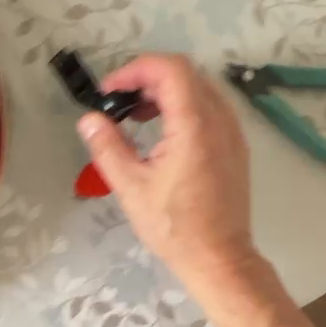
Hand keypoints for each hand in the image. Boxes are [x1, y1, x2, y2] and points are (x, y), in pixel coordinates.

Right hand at [76, 54, 262, 288]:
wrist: (218, 257)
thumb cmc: (173, 228)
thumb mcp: (132, 189)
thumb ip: (108, 147)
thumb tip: (89, 120)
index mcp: (194, 124)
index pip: (169, 69)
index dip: (135, 70)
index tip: (110, 92)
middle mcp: (219, 119)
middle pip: (185, 73)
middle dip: (148, 78)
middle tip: (120, 102)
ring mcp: (233, 131)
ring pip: (200, 89)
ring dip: (167, 92)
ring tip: (139, 116)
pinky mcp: (236, 146)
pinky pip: (211, 109)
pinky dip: (184, 108)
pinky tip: (164, 135)